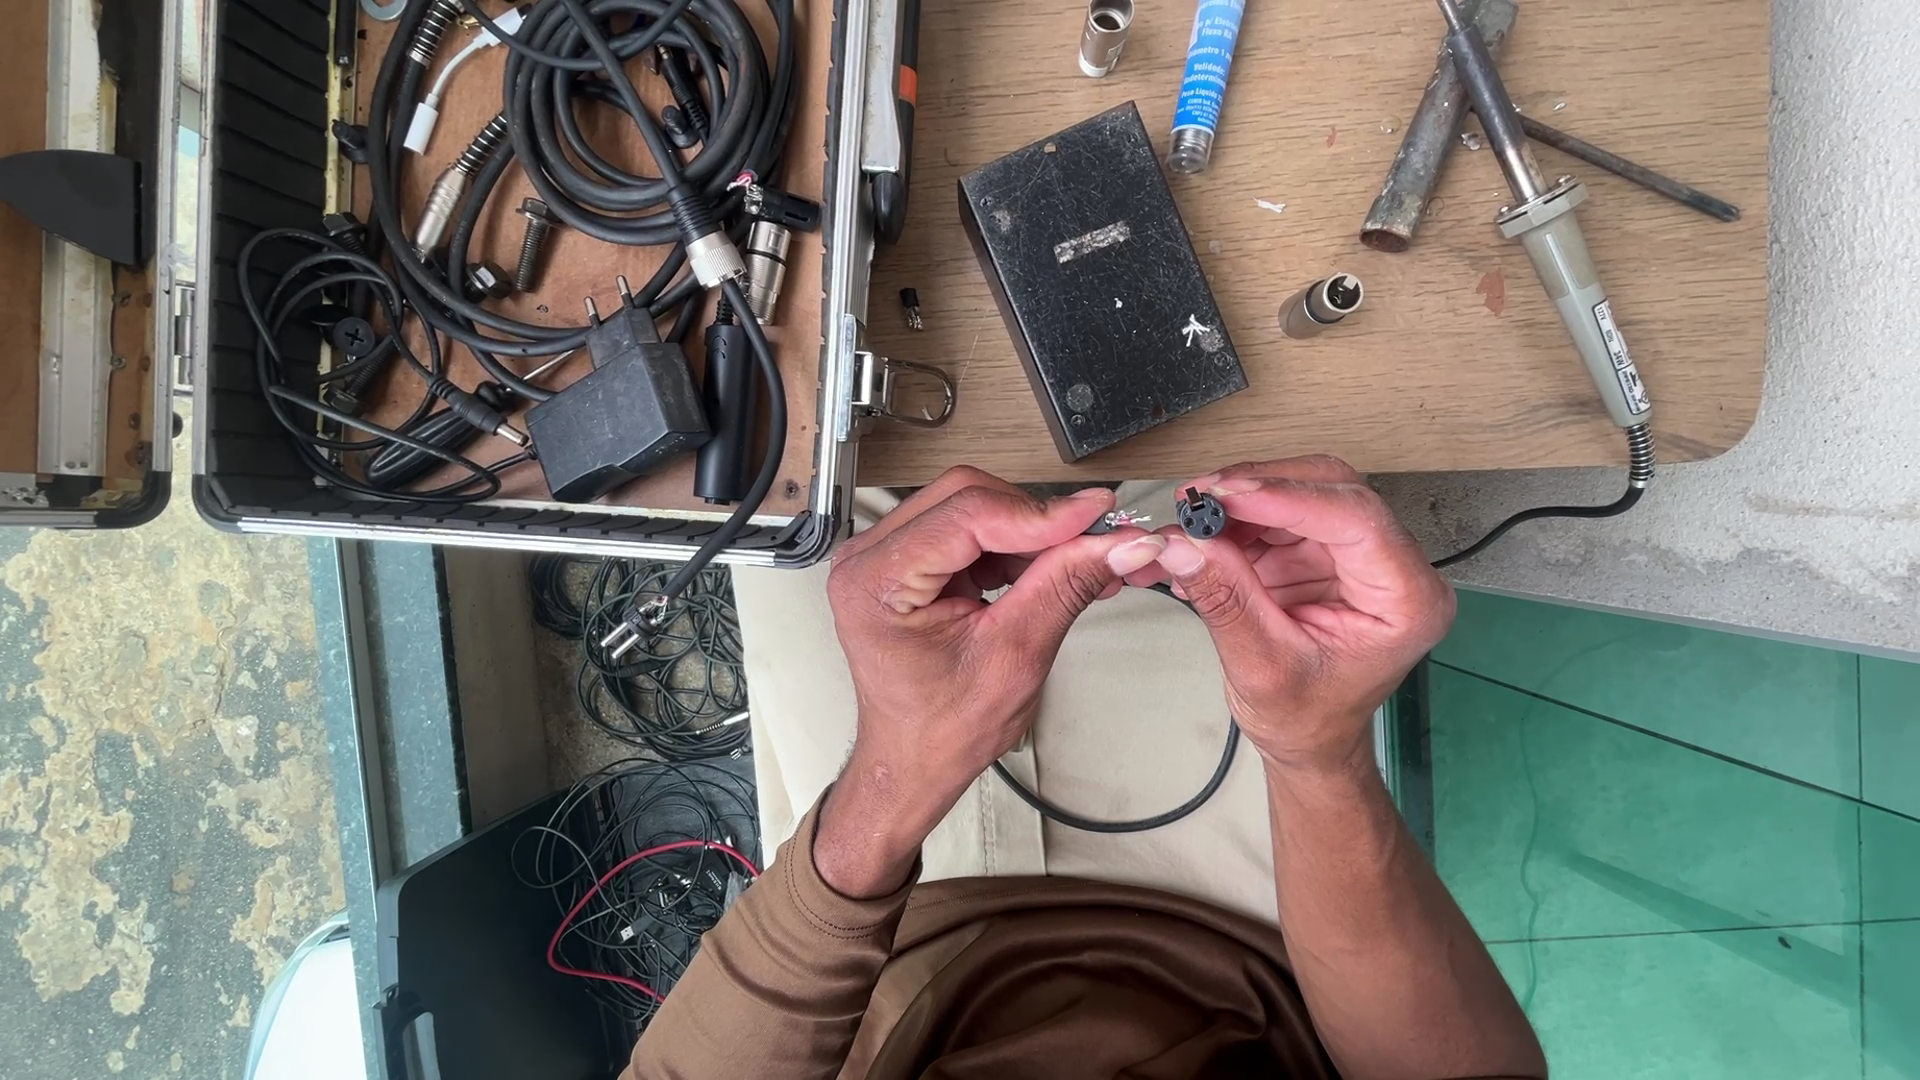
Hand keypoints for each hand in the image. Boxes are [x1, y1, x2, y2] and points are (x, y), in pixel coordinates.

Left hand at [813, 468, 1166, 896]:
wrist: (914, 758)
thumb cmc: (943, 729)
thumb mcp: (1015, 658)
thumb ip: (1064, 587)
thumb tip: (1121, 543)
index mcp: (875, 582)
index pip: (966, 517)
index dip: (1040, 513)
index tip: (1099, 514)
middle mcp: (868, 556)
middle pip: (966, 496)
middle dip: (1035, 520)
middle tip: (1093, 542)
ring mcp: (885, 554)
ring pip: (972, 505)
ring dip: (1029, 533)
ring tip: (1076, 564)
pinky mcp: (908, 559)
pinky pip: (969, 528)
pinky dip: (1014, 545)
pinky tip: (1048, 570)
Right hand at [1135, 456, 1455, 775]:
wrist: (1307, 740)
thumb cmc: (1307, 719)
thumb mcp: (1261, 666)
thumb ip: (1225, 599)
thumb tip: (1183, 545)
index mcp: (1405, 601)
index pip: (1356, 520)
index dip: (1287, 497)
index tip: (1225, 496)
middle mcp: (1387, 567)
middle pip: (1330, 489)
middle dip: (1258, 487)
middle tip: (1198, 498)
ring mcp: (1350, 557)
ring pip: (1296, 494)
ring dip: (1236, 503)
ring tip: (1188, 522)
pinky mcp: (1316, 554)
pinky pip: (1272, 516)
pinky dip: (1230, 522)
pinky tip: (1199, 537)